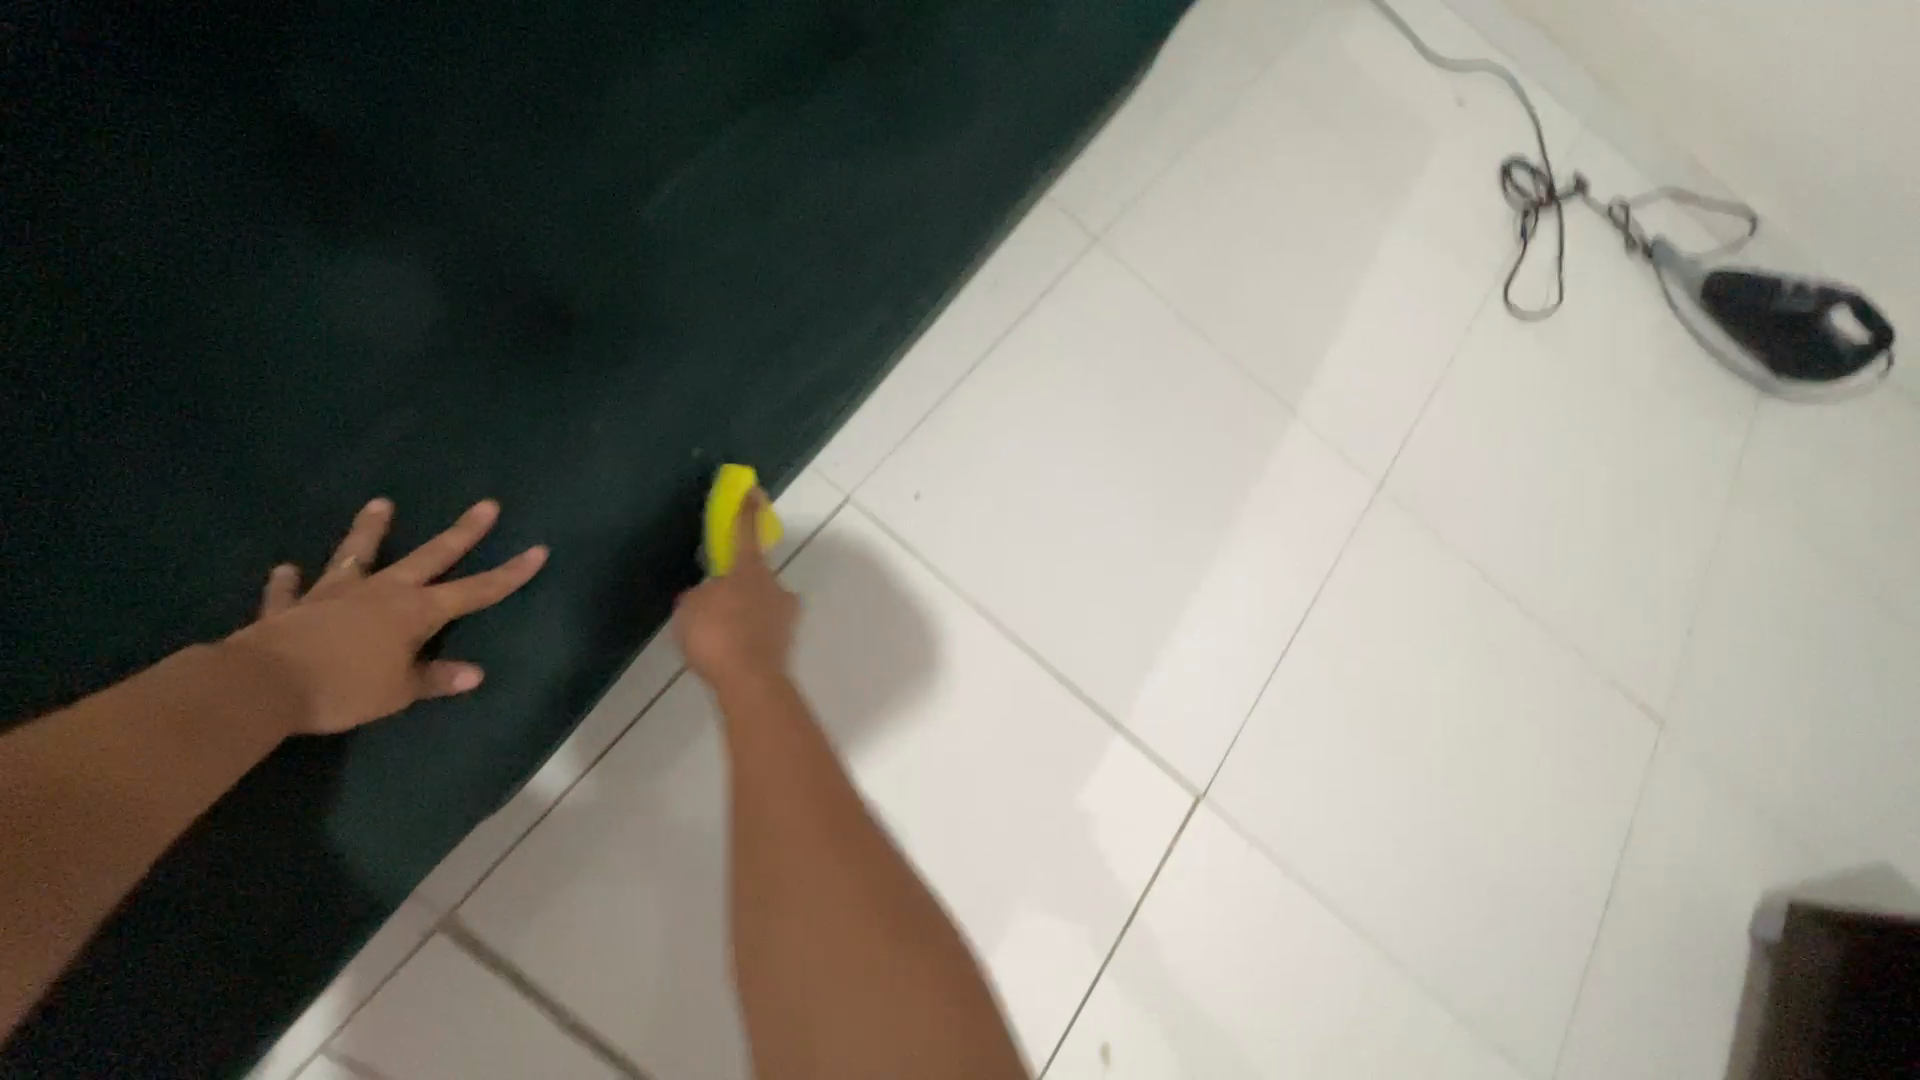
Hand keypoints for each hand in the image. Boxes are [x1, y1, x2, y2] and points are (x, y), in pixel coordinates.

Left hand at [226, 498, 547, 735]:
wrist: (262, 685)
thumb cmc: (345, 687)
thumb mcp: (400, 690)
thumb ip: (436, 678)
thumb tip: (474, 674)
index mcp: (417, 611)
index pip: (477, 590)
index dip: (510, 573)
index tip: (538, 550)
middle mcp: (382, 591)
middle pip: (430, 556)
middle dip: (462, 532)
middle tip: (486, 505)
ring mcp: (333, 595)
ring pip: (357, 555)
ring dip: (369, 530)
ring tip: (380, 503)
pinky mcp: (289, 609)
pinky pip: (290, 592)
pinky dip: (288, 582)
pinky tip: (284, 570)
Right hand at [674, 490, 798, 694]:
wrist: (750, 682)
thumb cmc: (717, 636)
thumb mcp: (691, 607)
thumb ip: (702, 595)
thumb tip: (712, 597)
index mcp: (749, 571)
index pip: (745, 532)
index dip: (746, 511)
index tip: (754, 490)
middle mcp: (774, 587)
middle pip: (754, 576)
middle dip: (736, 586)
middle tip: (713, 605)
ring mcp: (785, 615)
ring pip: (759, 605)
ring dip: (742, 614)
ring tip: (717, 637)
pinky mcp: (786, 642)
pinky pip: (760, 630)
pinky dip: (746, 636)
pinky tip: (729, 653)